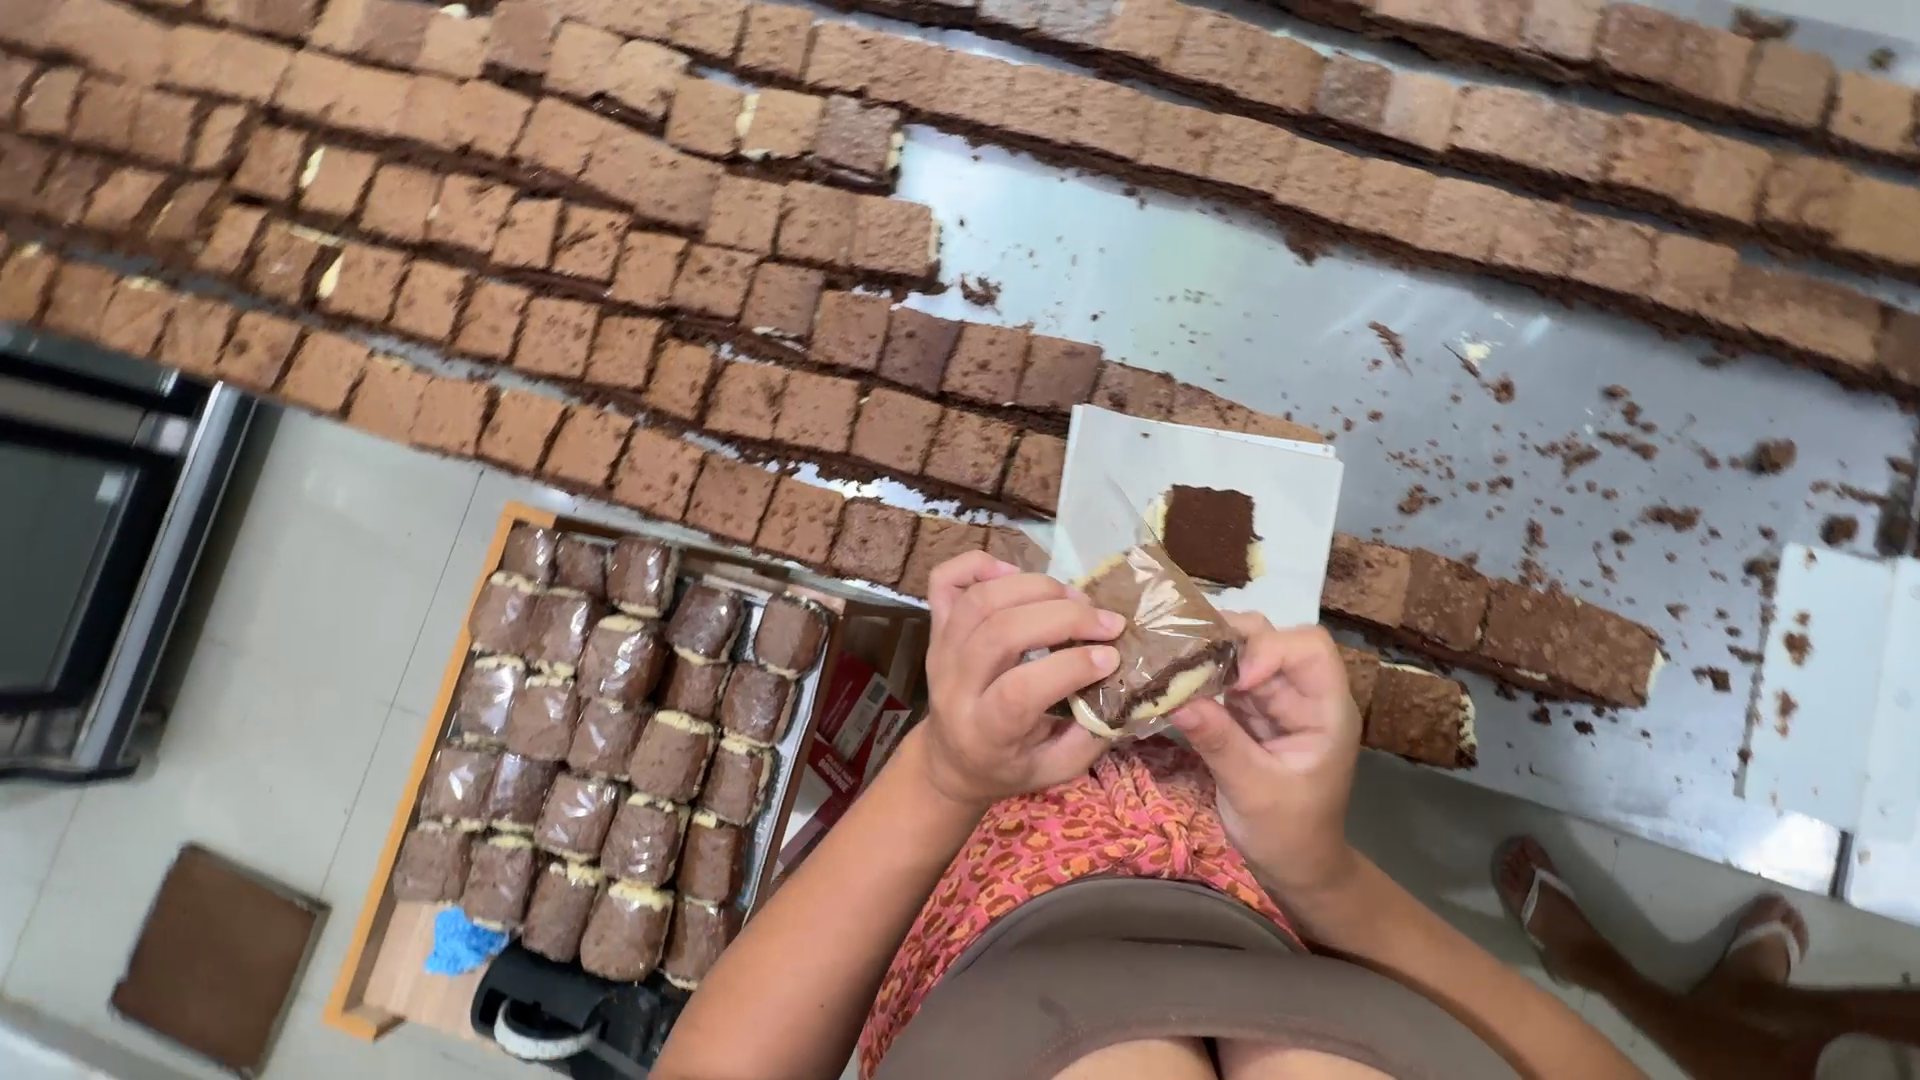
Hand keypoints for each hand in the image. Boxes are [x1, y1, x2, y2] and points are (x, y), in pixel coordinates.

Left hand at [912, 550, 1124, 807]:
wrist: (951, 759)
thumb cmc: (1010, 764)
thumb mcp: (1056, 770)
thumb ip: (1090, 736)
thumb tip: (1128, 686)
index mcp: (983, 731)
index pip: (1018, 690)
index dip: (1069, 667)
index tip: (1111, 656)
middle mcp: (954, 686)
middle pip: (1000, 633)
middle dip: (1063, 617)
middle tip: (1107, 622)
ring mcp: (940, 651)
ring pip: (979, 600)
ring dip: (1034, 587)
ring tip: (1075, 597)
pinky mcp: (936, 627)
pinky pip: (944, 580)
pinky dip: (978, 565)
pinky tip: (1014, 573)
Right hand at [1168, 617, 1362, 900]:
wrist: (1294, 867)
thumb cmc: (1289, 834)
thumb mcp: (1254, 792)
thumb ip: (1220, 744)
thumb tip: (1178, 701)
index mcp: (1325, 710)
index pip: (1309, 649)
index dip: (1269, 649)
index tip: (1232, 679)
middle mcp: (1301, 696)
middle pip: (1272, 640)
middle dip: (1231, 639)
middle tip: (1186, 652)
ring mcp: (1273, 702)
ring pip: (1242, 655)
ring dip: (1210, 655)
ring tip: (1174, 663)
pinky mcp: (1248, 714)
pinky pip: (1224, 681)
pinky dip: (1200, 677)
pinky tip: (1173, 682)